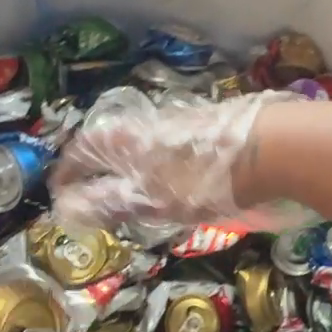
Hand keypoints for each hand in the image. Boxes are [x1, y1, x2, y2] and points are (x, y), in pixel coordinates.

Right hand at [48, 91, 301, 229]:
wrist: (273, 148)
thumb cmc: (203, 177)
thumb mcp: (151, 199)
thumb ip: (109, 202)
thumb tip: (66, 209)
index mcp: (126, 138)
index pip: (82, 149)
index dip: (67, 172)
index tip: (59, 191)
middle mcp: (149, 124)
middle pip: (112, 143)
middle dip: (98, 169)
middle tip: (92, 194)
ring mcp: (183, 123)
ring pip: (143, 144)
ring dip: (130, 167)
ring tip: (132, 192)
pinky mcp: (212, 128)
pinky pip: (172, 148)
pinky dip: (161, 166)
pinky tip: (176, 182)